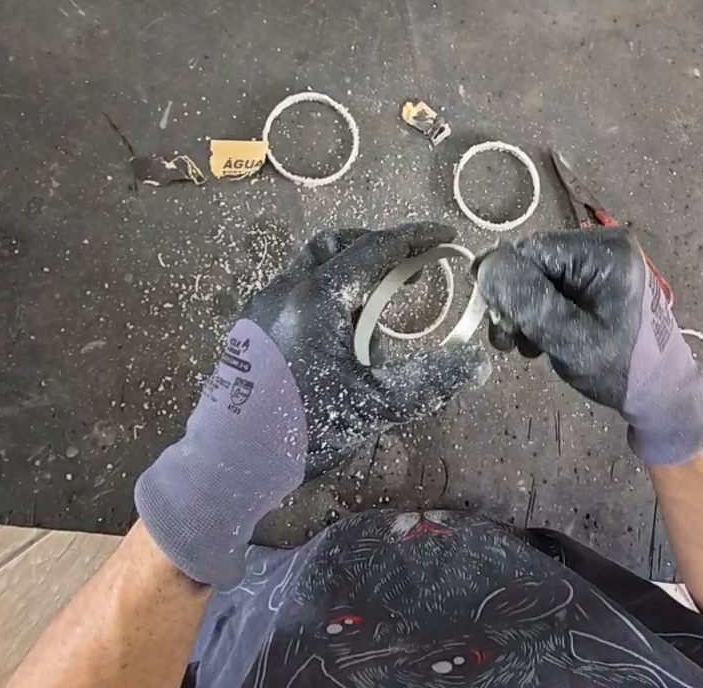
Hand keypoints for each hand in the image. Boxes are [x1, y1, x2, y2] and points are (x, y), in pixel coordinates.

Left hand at [136, 223, 490, 585]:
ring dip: (351, 266)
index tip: (445, 236)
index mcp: (318, 299)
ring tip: (380, 297)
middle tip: (412, 265)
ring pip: (313, 262)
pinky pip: (297, 286)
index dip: (415, 238)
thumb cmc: (302, 431)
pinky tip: (341, 324)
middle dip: (380, 247)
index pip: (376, 250)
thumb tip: (477, 363)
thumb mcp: (376, 406)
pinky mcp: (251, 325)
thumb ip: (431, 380)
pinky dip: (328, 286)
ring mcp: (263, 304)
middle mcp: (287, 289)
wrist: (225, 466)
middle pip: (340, 244)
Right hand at [477, 227, 702, 465]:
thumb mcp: (570, 339)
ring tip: (525, 346)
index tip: (498, 324)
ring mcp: (602, 260)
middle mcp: (604, 244)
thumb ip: (527, 300)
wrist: (663, 392)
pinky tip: (540, 338)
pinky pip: (554, 284)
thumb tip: (485, 265)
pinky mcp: (598, 277)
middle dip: (515, 301)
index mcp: (604, 252)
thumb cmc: (622, 370)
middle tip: (508, 341)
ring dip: (524, 310)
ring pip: (539, 275)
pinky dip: (541, 311)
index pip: (531, 251)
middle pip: (534, 262)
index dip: (506, 284)